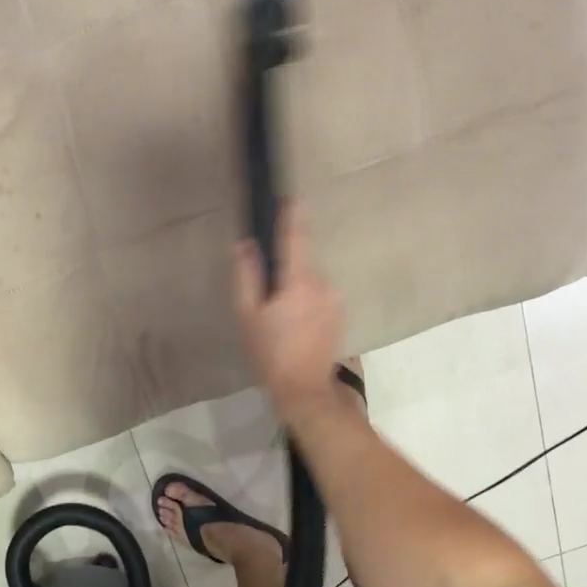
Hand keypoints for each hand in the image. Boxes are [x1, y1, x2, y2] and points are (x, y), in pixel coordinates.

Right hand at [235, 203, 345, 419]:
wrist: (304, 390)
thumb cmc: (270, 354)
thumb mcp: (248, 317)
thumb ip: (247, 277)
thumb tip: (246, 245)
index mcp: (298, 281)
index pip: (295, 237)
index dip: (291, 214)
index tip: (290, 196)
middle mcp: (322, 284)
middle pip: (299, 265)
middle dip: (284, 275)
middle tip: (267, 302)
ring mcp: (335, 300)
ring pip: (310, 283)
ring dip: (296, 293)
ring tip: (282, 323)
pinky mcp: (340, 315)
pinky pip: (319, 298)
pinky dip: (307, 306)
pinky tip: (296, 330)